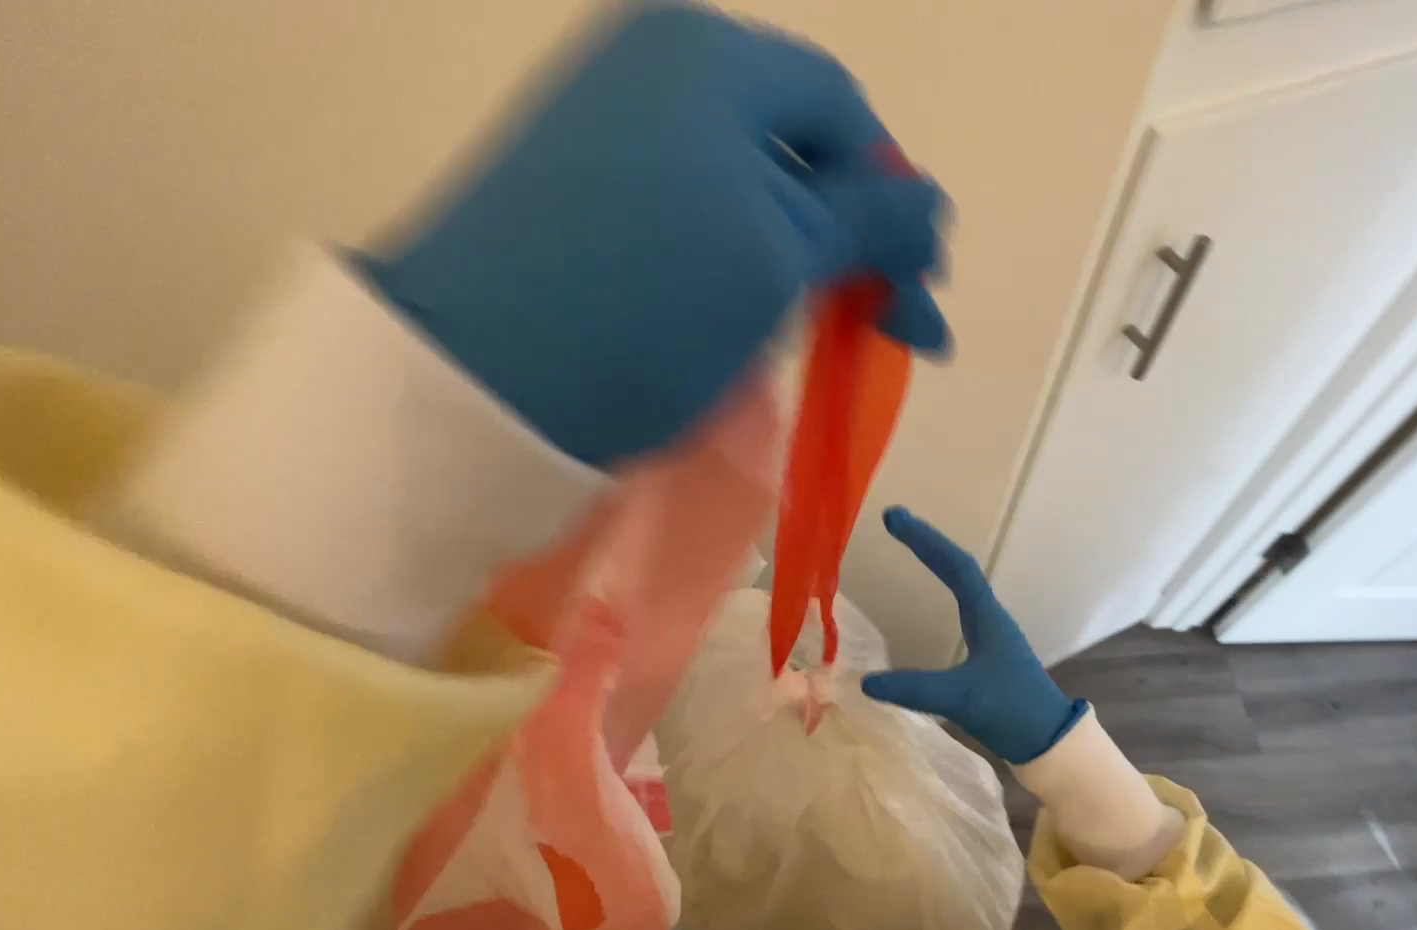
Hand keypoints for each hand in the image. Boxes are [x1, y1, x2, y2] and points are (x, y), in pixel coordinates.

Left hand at [363, 3, 948, 466]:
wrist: (480, 382)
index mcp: (707, 59)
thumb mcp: (781, 258)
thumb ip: (870, 221)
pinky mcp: (586, 201)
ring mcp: (611, 137)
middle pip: (796, 153)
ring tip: (840, 334)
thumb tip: (936, 202)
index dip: (891, 191)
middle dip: (859, 241)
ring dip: (810, 265)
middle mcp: (655, 74)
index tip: (917, 279)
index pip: (839, 109)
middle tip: (899, 325)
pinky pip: (698, 224)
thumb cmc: (650, 304)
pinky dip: (748, 271)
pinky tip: (767, 320)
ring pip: (750, 196)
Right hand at [861, 507, 1084, 763]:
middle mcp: (989, 616)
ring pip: (961, 583)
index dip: (925, 540)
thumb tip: (865, 681)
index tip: (894, 518)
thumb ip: (915, 690)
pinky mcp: (986, 652)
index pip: (954, 566)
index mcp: (987, 617)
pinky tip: (933, 595)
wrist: (1050, 741)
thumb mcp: (961, 700)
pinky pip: (960, 604)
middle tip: (893, 520)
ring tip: (909, 543)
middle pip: (956, 567)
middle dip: (926, 542)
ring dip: (935, 560)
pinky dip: (941, 587)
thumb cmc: (1012, 712)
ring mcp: (989, 633)